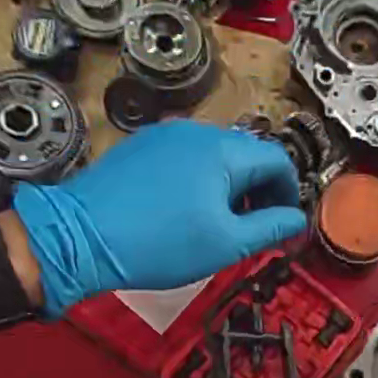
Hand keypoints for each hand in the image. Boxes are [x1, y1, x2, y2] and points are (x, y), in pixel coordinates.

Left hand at [9, 120, 306, 317]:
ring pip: (216, 159)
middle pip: (247, 157)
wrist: (81, 238)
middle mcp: (195, 132)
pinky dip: (200, 185)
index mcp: (222, 150)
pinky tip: (186, 216)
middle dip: (258, 194)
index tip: (282, 224)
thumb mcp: (226, 244)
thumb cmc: (157, 243)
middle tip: (251, 232)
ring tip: (217, 228)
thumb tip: (295, 220)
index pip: (277, 160)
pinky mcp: (141, 148)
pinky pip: (186, 161)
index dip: (288, 194)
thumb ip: (270, 228)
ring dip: (229, 191)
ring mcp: (164, 136)